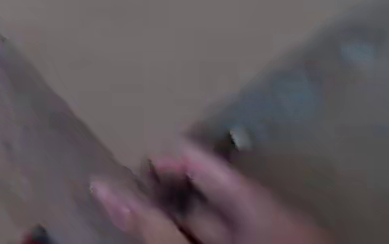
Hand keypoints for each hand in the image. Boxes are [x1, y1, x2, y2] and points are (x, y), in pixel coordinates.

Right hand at [92, 143, 331, 243]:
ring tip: (160, 239)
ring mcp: (289, 241)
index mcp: (260, 204)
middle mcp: (278, 216)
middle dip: (167, 204)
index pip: (189, 154)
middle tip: (140, 225)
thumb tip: (99, 183)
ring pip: (221, 223)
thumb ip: (149, 225)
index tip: (134, 196)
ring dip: (185, 228)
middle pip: (204, 190)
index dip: (155, 169)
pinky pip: (239, 239)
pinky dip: (207, 242)